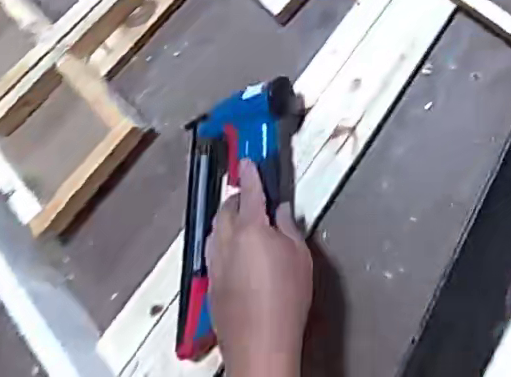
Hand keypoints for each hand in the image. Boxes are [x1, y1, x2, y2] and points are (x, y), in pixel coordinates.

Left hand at [209, 158, 311, 376]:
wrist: (260, 348)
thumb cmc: (287, 297)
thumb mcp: (299, 255)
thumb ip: (288, 228)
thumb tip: (280, 212)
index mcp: (250, 229)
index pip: (249, 193)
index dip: (250, 174)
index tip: (248, 161)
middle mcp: (227, 244)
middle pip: (224, 211)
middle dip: (236, 198)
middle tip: (252, 195)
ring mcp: (215, 267)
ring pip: (214, 232)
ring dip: (226, 220)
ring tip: (243, 221)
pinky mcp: (211, 288)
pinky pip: (213, 253)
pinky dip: (222, 242)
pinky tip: (237, 252)